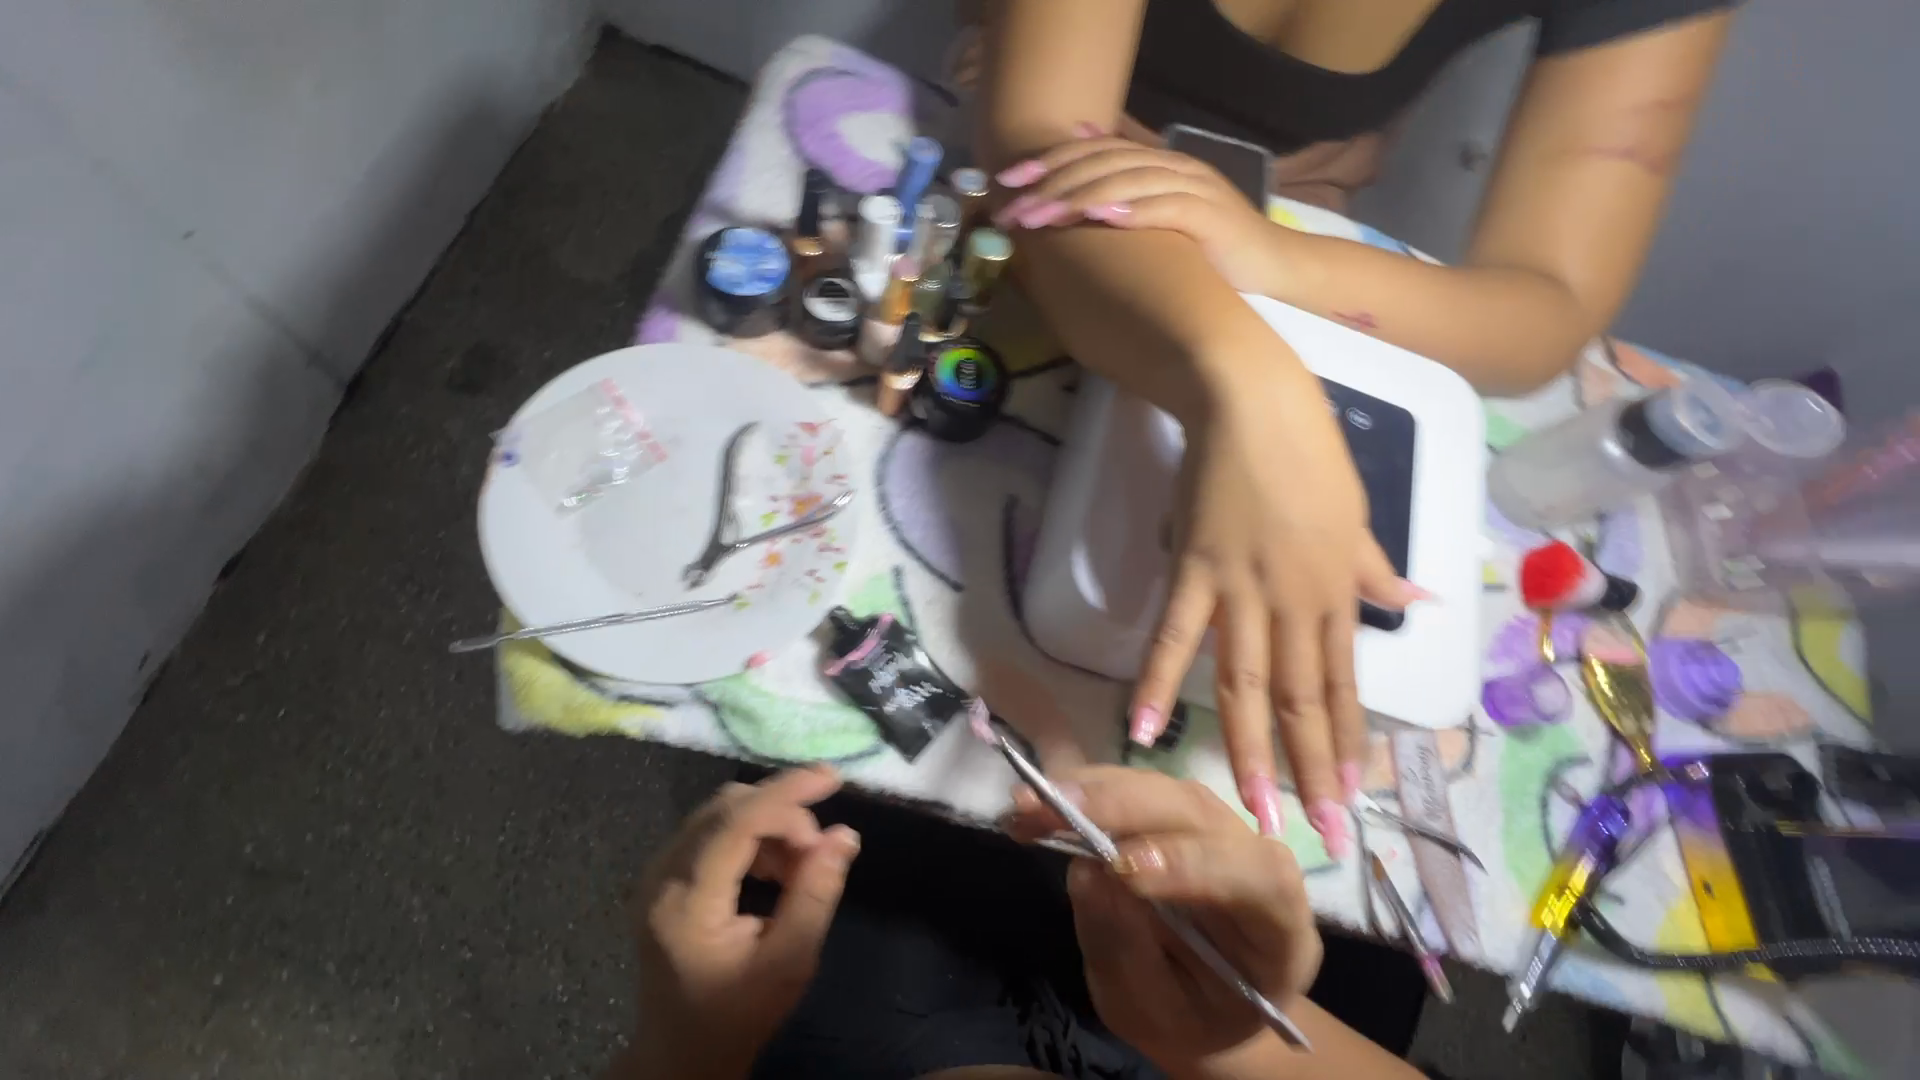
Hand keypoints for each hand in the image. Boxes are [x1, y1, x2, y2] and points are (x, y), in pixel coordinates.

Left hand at [625, 767, 859, 1078]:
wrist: (679, 1055)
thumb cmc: (736, 1016)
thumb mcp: (789, 963)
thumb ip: (816, 893)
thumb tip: (844, 834)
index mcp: (687, 902)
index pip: (737, 822)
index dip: (787, 793)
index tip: (832, 779)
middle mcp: (663, 875)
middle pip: (727, 807)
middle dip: (784, 812)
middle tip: (822, 845)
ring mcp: (658, 872)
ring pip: (721, 812)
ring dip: (770, 822)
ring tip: (801, 864)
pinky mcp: (665, 874)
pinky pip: (714, 828)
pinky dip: (753, 834)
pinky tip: (776, 867)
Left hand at [993, 126, 1283, 293]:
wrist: (1273, 266)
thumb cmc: (1208, 252)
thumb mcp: (1159, 222)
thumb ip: (1123, 203)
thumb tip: (1077, 205)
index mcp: (1156, 163)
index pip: (1095, 150)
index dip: (1048, 162)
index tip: (1007, 182)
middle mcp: (1172, 166)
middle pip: (1103, 163)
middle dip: (1051, 183)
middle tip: (1012, 207)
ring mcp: (1193, 188)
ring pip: (1127, 181)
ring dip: (1079, 197)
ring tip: (1040, 215)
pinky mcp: (1210, 217)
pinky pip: (1168, 208)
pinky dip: (1134, 210)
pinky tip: (1103, 218)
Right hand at [1004, 767, 1321, 1071]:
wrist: (1204, 997)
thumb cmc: (1192, 1015)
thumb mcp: (1158, 1013)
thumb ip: (1128, 952)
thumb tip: (1087, 872)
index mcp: (1280, 924)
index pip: (1256, 877)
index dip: (1191, 863)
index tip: (1121, 869)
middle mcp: (1252, 857)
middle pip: (1197, 812)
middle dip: (1119, 806)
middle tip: (1047, 809)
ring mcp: (1213, 827)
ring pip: (1160, 788)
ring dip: (1089, 791)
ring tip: (1027, 808)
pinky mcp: (1173, 813)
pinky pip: (1131, 788)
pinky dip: (1081, 791)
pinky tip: (1037, 808)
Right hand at [1150, 362, 1415, 853]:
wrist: (1251, 399)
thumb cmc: (1306, 448)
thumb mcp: (1356, 510)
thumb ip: (1376, 567)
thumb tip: (1418, 604)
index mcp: (1337, 588)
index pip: (1344, 682)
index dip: (1347, 743)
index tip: (1352, 797)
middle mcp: (1297, 601)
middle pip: (1303, 697)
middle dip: (1310, 769)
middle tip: (1316, 834)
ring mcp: (1243, 588)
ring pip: (1249, 682)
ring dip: (1250, 749)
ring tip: (1251, 809)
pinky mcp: (1194, 568)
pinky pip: (1176, 633)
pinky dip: (1159, 680)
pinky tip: (1144, 727)